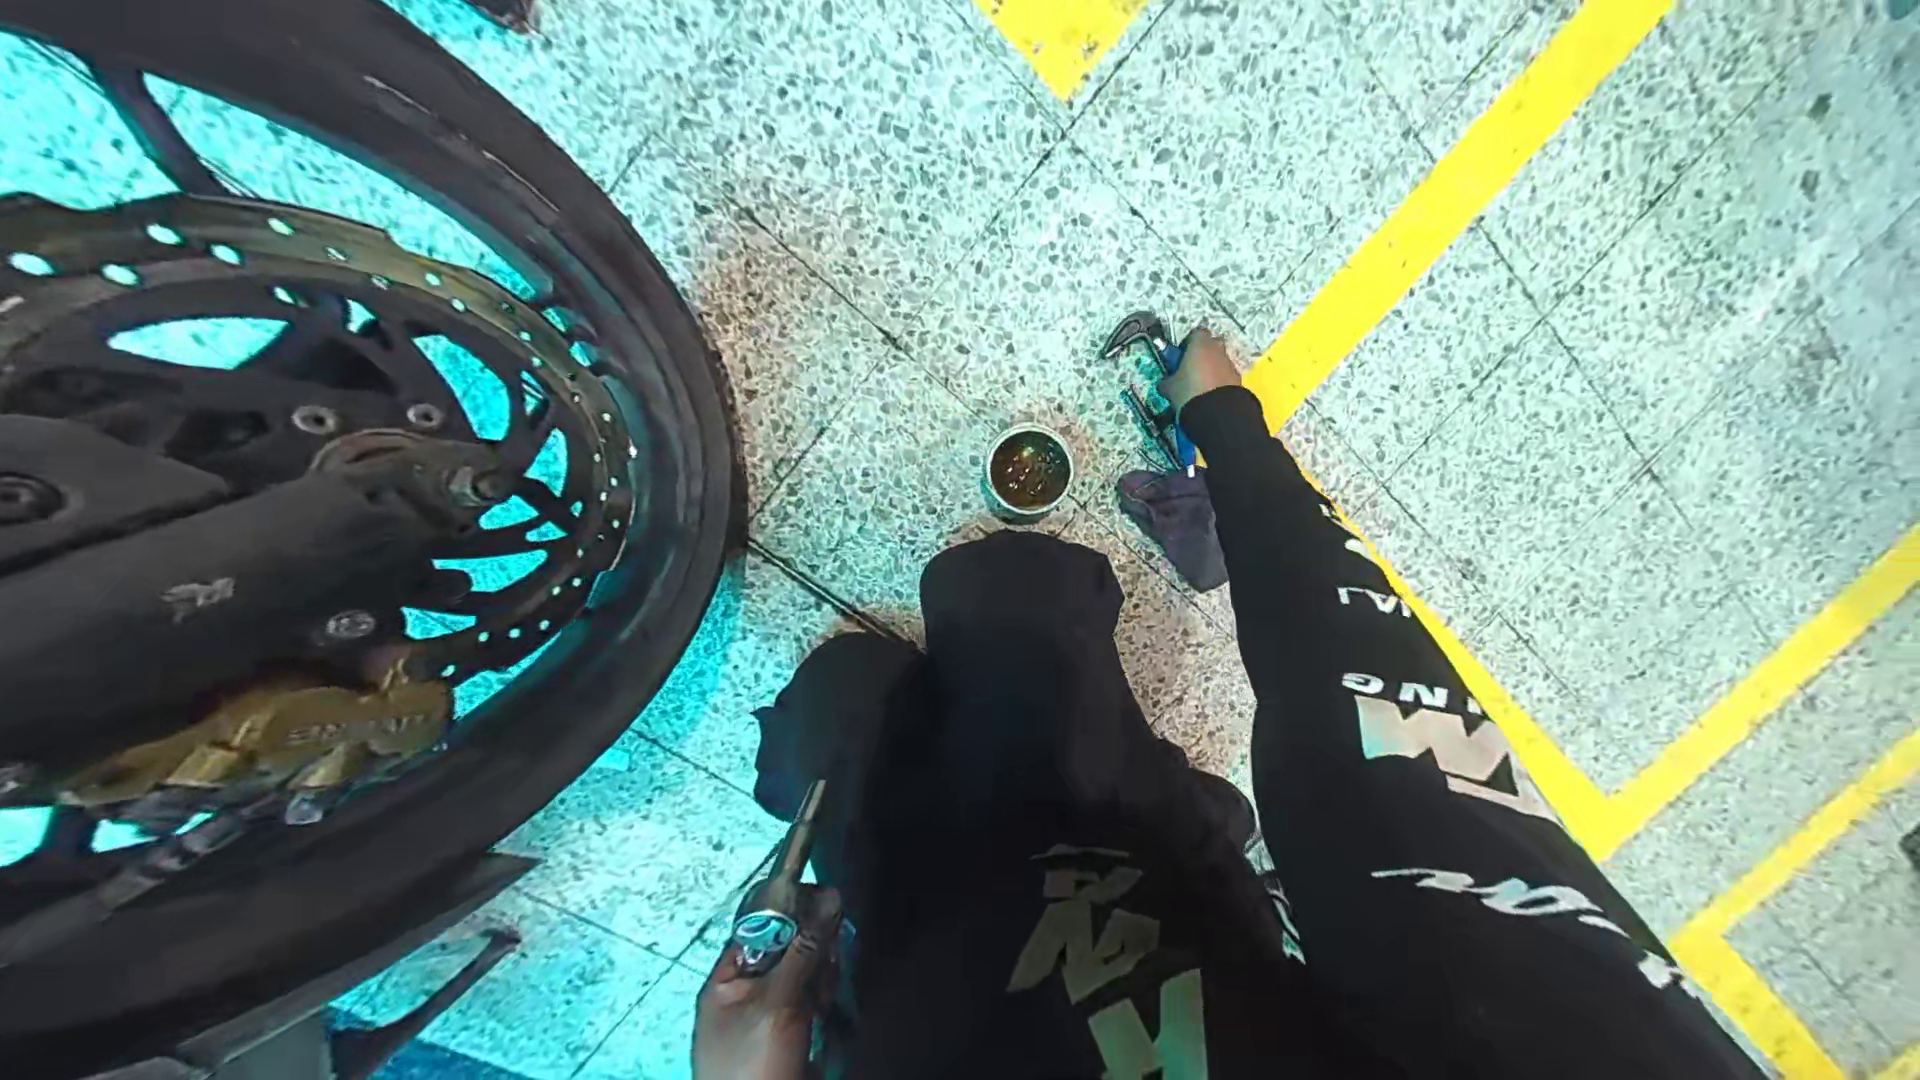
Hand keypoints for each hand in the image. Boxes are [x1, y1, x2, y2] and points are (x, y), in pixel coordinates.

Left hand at [693, 886, 842, 1079]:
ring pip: (806, 973)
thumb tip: (830, 894)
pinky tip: (830, 1021)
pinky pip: (813, 1001)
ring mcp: (767, 1017)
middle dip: (814, 955)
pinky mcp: (790, 1037)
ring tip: (825, 1008)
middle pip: (790, 946)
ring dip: (823, 981)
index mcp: (727, 980)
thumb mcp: (778, 1004)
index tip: (828, 905)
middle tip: (823, 975)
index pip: (762, 923)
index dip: (794, 910)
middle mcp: (745, 993)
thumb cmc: (755, 1070)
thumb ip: (804, 947)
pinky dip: (825, 1006)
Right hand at [1157, 326, 1240, 417]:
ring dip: (1211, 368)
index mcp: (1199, 345)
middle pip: (1211, 344)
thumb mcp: (1169, 387)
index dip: (1187, 343)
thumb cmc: (1188, 391)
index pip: (1195, 333)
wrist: (1215, 411)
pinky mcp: (1237, 378)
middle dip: (1202, 353)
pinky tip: (1209, 395)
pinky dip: (1218, 380)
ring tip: (1199, 386)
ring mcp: (1229, 363)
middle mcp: (1217, 349)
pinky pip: (1225, 375)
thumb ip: (1167, 380)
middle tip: (1190, 369)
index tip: (1181, 356)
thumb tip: (1165, 382)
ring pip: (1219, 360)